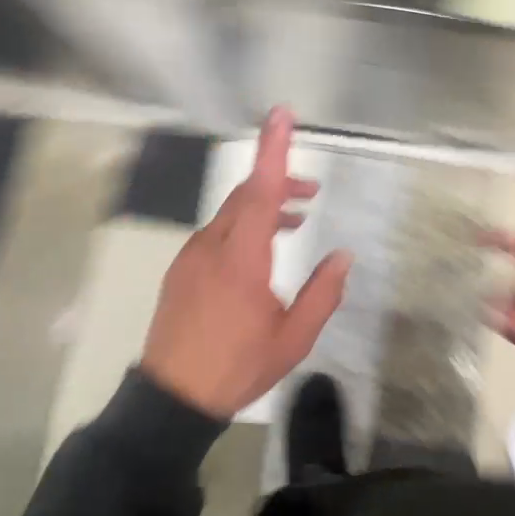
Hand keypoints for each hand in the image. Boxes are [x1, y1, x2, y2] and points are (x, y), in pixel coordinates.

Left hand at [141, 107, 351, 418]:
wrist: (171, 400)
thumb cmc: (238, 367)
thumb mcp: (294, 339)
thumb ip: (323, 293)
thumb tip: (343, 256)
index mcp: (242, 259)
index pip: (262, 191)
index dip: (273, 149)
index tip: (281, 115)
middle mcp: (213, 246)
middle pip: (247, 195)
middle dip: (280, 182)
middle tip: (313, 192)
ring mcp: (191, 256)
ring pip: (231, 214)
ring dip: (263, 208)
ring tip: (295, 222)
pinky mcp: (181, 270)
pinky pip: (217, 233)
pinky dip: (243, 228)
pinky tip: (259, 253)